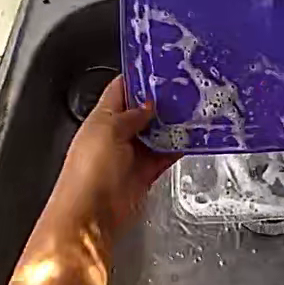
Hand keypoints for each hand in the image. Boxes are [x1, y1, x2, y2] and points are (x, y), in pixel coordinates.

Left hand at [45, 76, 178, 240]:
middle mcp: (116, 135)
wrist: (90, 217)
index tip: (160, 67)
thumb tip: (148, 105)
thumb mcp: (108, 131)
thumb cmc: (88, 173)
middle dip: (161, 101)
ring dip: (173, 123)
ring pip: (157, 132)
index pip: (121, 89)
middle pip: (143, 110)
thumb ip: (130, 115)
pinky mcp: (145, 174)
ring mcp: (131, 155)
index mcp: (101, 119)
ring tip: (194, 109)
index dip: (138, 77)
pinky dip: (178, 147)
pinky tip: (192, 138)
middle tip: (185, 88)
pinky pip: (165, 155)